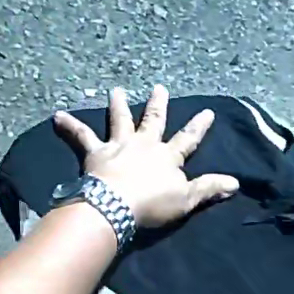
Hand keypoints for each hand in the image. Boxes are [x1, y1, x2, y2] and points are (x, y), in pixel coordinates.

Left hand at [54, 85, 239, 229]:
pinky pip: (80, 135)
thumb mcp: (187, 199)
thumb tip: (236, 183)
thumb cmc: (153, 204)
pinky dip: (69, 125)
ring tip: (115, 90)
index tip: (207, 112)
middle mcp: (144, 144)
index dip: (198, 127)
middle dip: (158, 105)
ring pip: (119, 120)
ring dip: (118, 105)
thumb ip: (208, 188)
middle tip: (159, 88)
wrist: (117, 205)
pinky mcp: (95, 152)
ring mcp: (119, 145)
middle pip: (153, 121)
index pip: (188, 139)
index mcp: (167, 156)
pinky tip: (57, 116)